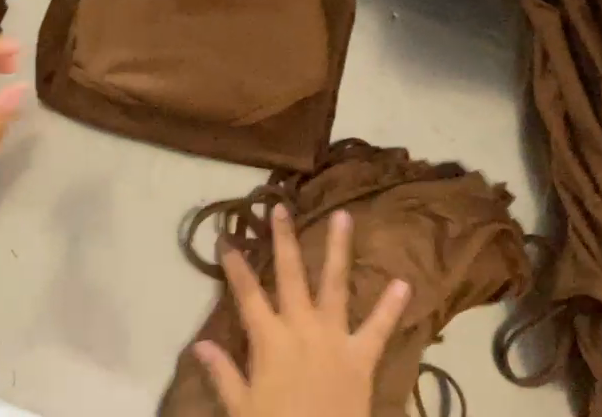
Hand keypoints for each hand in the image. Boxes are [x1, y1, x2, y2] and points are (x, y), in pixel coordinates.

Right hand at [194, 204, 410, 416]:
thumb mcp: (241, 409)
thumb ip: (223, 373)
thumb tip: (198, 345)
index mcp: (269, 340)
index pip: (246, 294)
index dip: (235, 266)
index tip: (226, 238)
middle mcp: (301, 328)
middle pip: (290, 275)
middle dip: (283, 239)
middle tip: (280, 207)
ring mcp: (334, 339)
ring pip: (335, 285)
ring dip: (339, 250)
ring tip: (344, 216)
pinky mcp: (362, 358)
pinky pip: (378, 329)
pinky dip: (390, 307)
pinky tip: (403, 283)